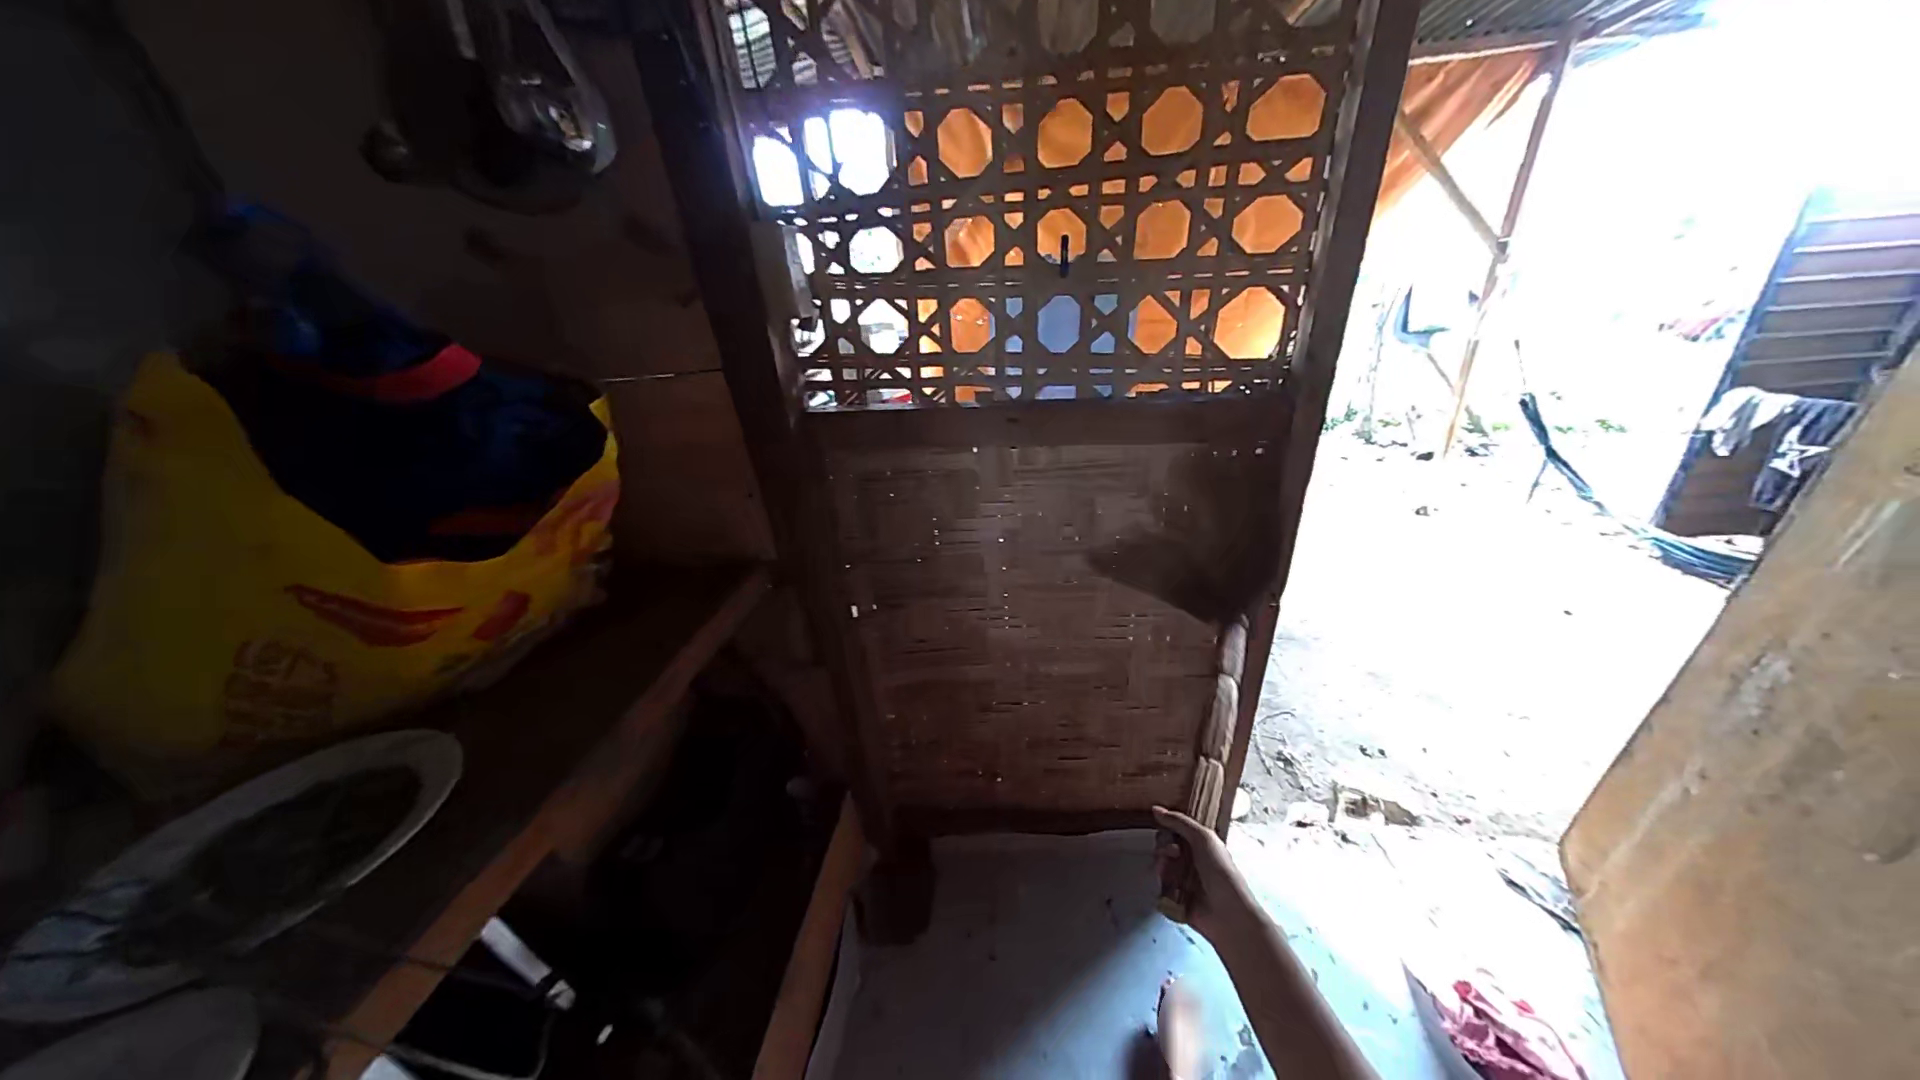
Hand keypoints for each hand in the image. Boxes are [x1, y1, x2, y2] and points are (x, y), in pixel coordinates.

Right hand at [1152, 805, 1257, 944]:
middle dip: (1163, 847)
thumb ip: (1179, 822)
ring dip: (1162, 865)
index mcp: (1199, 844)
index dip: (1168, 828)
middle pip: (1163, 845)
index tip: (1167, 829)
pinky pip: (1159, 885)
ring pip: (1160, 864)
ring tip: (1170, 873)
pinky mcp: (1175, 897)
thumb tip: (1155, 808)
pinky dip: (1162, 884)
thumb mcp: (1203, 838)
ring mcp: (1182, 878)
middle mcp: (1190, 859)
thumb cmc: (1220, 871)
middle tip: (1173, 854)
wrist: (1227, 912)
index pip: (1174, 829)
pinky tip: (1170, 886)